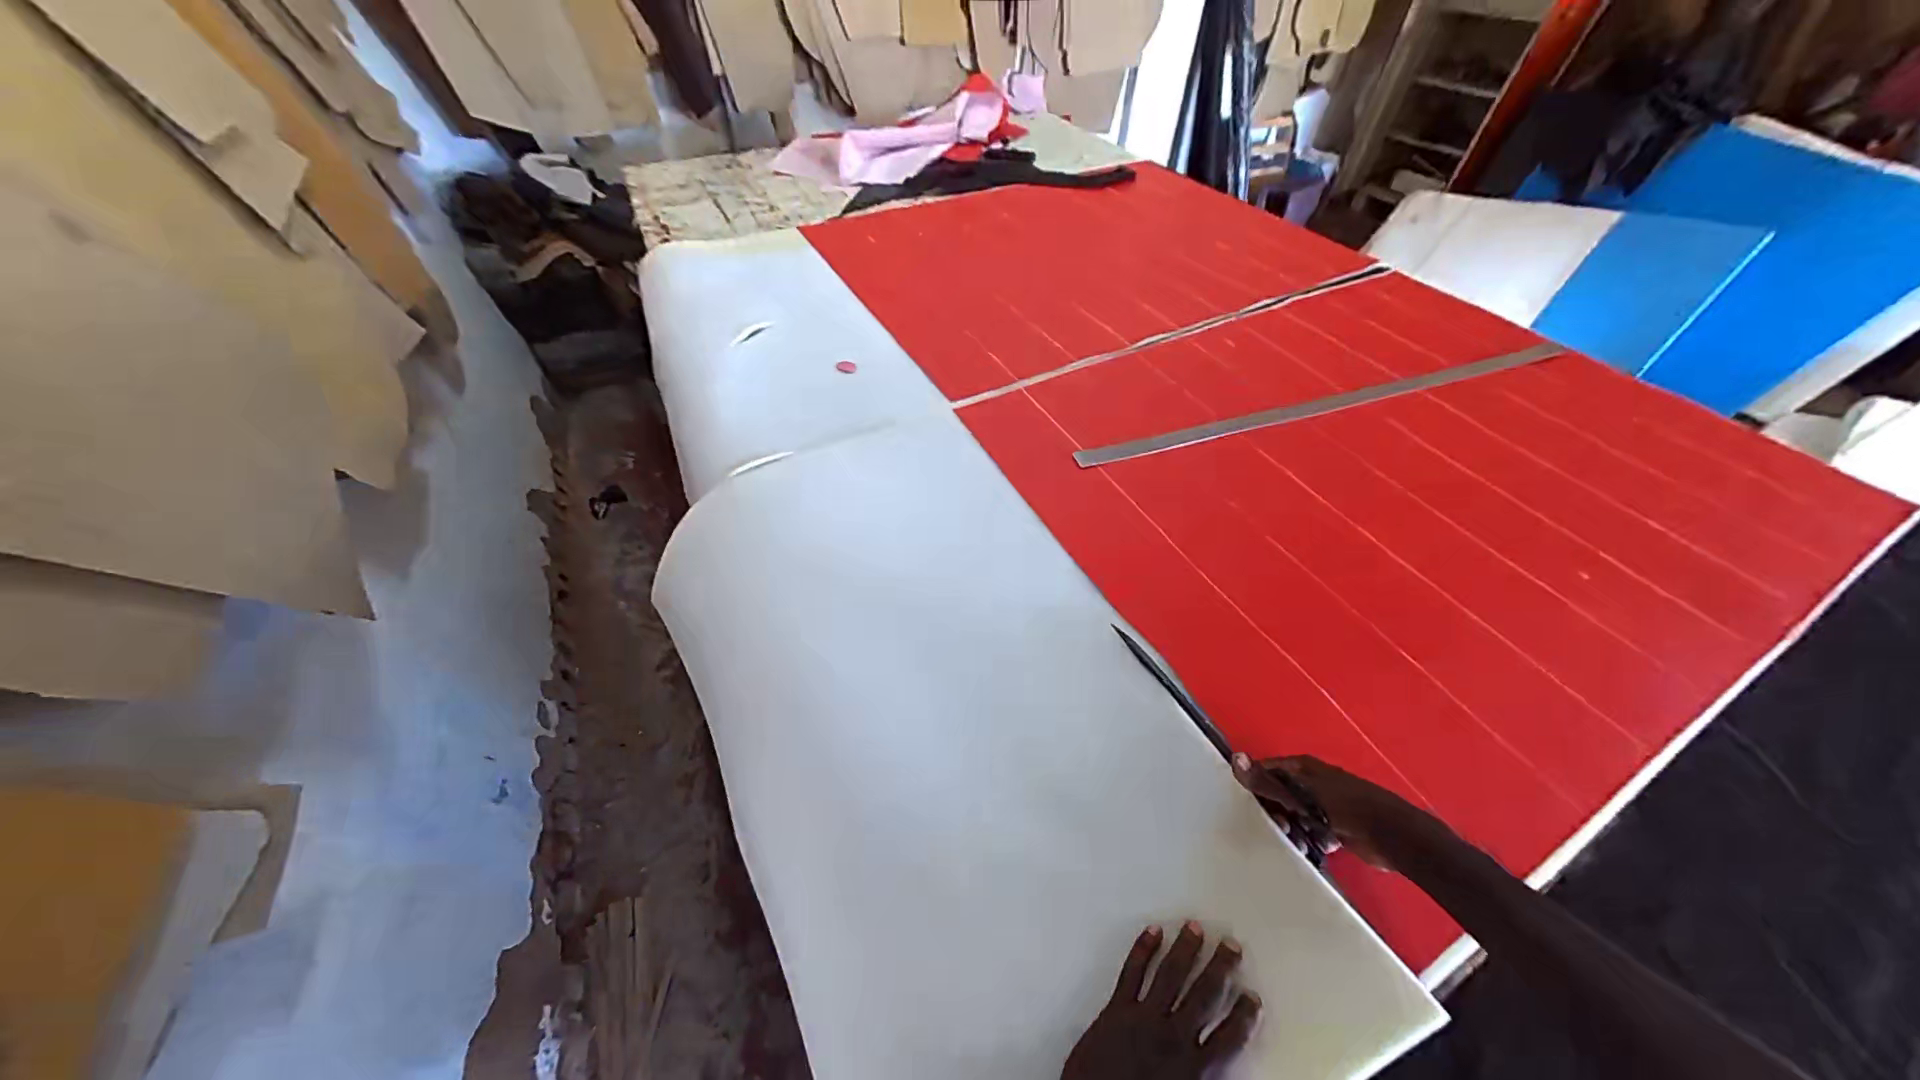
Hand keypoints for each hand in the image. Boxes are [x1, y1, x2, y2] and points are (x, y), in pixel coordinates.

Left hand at [1062, 922, 1260, 1079]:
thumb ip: (1200, 1079)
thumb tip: (1218, 1069)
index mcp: (1193, 1070)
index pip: (1228, 1038)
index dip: (1242, 1016)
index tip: (1252, 995)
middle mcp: (1172, 1038)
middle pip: (1202, 996)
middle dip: (1219, 968)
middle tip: (1231, 944)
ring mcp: (1143, 1019)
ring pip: (1170, 976)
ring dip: (1185, 950)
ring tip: (1194, 927)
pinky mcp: (1116, 1009)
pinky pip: (1132, 973)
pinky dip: (1142, 950)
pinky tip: (1153, 931)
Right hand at [1232, 753, 1433, 870]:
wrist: (1394, 836)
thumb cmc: (1347, 807)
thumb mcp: (1302, 794)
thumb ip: (1267, 781)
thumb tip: (1235, 757)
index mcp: (1303, 768)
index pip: (1267, 771)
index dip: (1257, 787)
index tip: (1253, 806)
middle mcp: (1313, 782)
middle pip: (1280, 796)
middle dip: (1277, 813)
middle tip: (1280, 827)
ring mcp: (1326, 804)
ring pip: (1295, 816)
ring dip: (1293, 830)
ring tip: (1297, 841)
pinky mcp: (1337, 826)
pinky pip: (1312, 832)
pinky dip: (1310, 840)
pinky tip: (1314, 848)